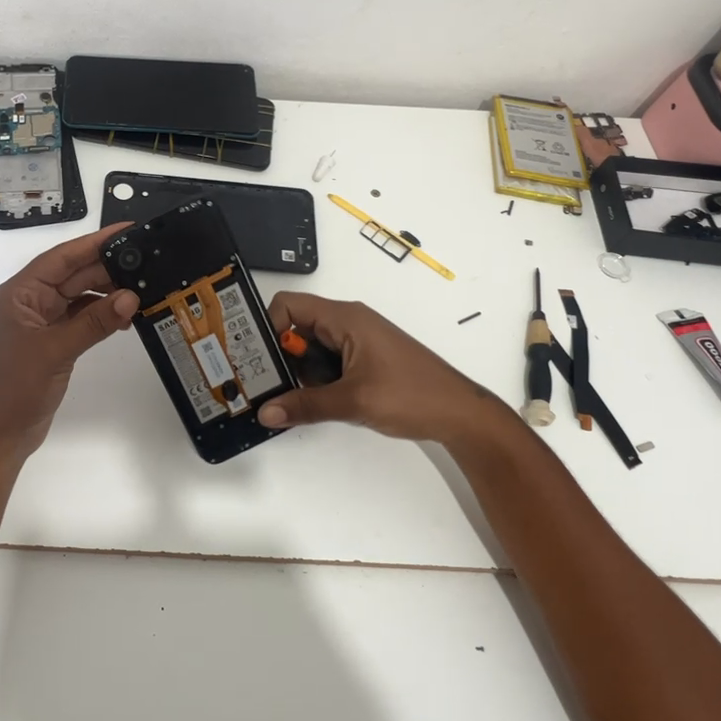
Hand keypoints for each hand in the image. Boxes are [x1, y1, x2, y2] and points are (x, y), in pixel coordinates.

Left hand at [0, 224, 139, 460]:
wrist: (0, 433)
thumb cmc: (16, 387)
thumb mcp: (55, 350)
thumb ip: (94, 322)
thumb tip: (131, 297)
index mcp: (21, 292)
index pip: (62, 258)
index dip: (94, 242)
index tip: (127, 230)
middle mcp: (31, 300)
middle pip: (74, 274)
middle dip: (108, 266)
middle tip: (148, 258)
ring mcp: (43, 321)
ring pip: (81, 295)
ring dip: (109, 291)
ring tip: (146, 285)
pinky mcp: (55, 340)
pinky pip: (83, 316)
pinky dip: (104, 314)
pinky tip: (128, 314)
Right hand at [256, 291, 502, 444]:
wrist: (461, 414)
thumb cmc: (411, 396)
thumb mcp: (353, 401)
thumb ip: (305, 405)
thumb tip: (265, 413)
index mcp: (345, 317)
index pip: (289, 305)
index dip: (269, 328)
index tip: (259, 360)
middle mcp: (348, 322)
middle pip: (296, 327)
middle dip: (280, 355)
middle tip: (264, 385)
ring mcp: (358, 341)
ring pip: (311, 347)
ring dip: (299, 371)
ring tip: (287, 399)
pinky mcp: (365, 359)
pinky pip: (328, 360)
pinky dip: (317, 378)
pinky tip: (314, 402)